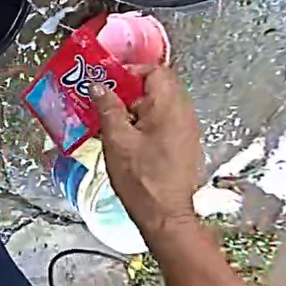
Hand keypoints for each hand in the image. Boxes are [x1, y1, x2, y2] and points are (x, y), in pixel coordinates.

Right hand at [90, 66, 202, 233]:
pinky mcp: (184, 144)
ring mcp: (186, 130)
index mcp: (168, 108)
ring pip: (161, 104)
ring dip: (136, 106)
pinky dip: (145, 121)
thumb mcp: (116, 140)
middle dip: (130, 89)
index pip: (155, 71)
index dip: (130, 71)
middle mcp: (184, 115)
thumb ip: (108, 108)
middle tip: (105, 100)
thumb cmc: (141, 178)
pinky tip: (126, 137)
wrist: (164, 214)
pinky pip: (164, 121)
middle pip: (159, 86)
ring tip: (112, 120)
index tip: (109, 81)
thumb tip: (98, 86)